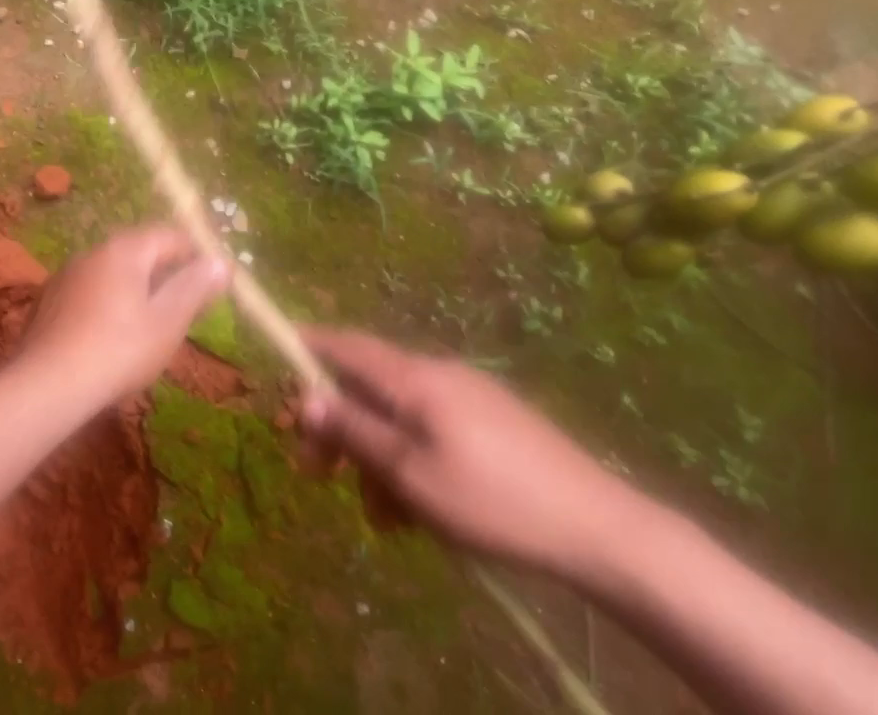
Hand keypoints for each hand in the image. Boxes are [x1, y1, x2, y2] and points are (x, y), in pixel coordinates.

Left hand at [19, 224, 229, 404]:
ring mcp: (65, 277)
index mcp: (123, 250)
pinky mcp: (48, 302)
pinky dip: (109, 303)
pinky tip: (113, 334)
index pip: (168, 236)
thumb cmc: (119, 350)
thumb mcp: (168, 321)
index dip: (196, 253)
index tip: (214, 280)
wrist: (49, 383)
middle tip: (187, 303)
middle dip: (165, 271)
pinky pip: (89, 292)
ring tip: (153, 321)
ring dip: (135, 288)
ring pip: (111, 273)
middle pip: (137, 251)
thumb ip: (194, 287)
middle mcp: (90, 253)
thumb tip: (220, 261)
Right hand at [297, 328, 652, 582]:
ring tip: (384, 515)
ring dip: (375, 457)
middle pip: (366, 388)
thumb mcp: (408, 471)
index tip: (272, 359)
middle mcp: (439, 376)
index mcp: (416, 378)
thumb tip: (305, 396)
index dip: (306, 347)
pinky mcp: (493, 425)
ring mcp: (471, 399)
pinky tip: (419, 509)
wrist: (604, 533)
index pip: (345, 345)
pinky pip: (429, 431)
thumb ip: (353, 431)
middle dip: (338, 428)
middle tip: (317, 475)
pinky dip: (409, 460)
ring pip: (397, 417)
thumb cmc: (492, 501)